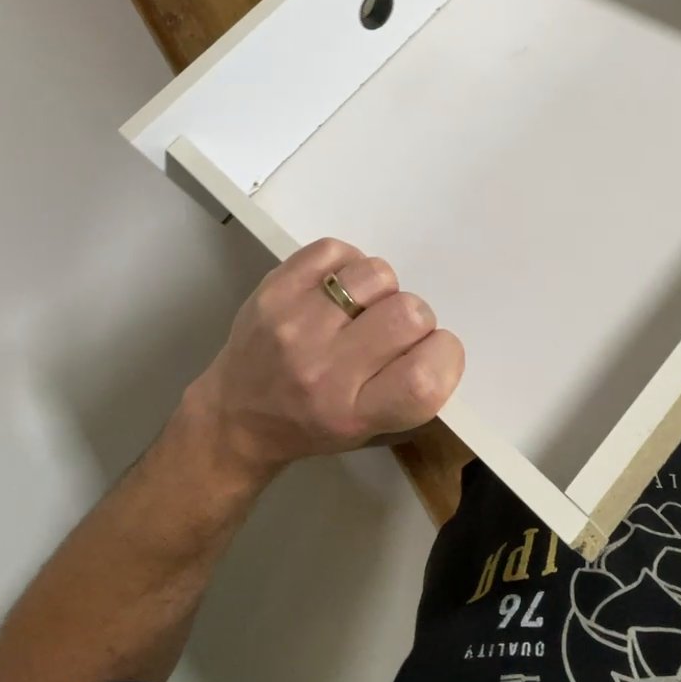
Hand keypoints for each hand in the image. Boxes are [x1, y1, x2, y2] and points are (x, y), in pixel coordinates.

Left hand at [182, 238, 463, 479]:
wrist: (236, 417)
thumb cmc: (312, 425)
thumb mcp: (368, 431)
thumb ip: (412, 390)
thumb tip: (439, 336)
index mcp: (354, 415)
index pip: (427, 376)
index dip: (444, 355)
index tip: (430, 353)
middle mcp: (323, 371)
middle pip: (410, 315)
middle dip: (413, 318)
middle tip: (389, 332)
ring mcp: (294, 326)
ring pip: (377, 275)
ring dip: (380, 289)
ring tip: (360, 308)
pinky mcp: (274, 290)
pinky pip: (335, 250)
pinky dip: (346, 263)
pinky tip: (337, 288)